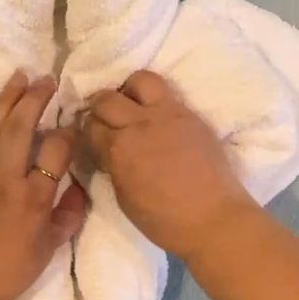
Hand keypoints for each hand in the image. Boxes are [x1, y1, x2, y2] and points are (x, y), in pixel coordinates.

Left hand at [0, 72, 88, 299]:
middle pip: (20, 127)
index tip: (74, 127)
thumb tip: (76, 188)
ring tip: (19, 77)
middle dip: (34, 99)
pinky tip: (0, 117)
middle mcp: (7, 180)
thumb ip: (68, 214)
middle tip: (46, 79)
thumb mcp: (51, 246)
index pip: (55, 149)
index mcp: (33, 197)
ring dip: (7, 101)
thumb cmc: (13, 270)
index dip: (68, 134)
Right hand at [83, 71, 258, 259]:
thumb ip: (113, 166)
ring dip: (130, 90)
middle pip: (107, 98)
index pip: (90, 127)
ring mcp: (169, 114)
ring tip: (133, 107)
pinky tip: (157, 120)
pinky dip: (155, 101)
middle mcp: (140, 123)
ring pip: (141, 80)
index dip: (86, 134)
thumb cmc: (163, 219)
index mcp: (118, 148)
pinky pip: (167, 94)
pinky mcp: (191, 115)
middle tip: (104, 120)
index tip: (91, 141)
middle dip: (99, 107)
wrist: (212, 218)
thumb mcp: (123, 196)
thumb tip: (108, 153)